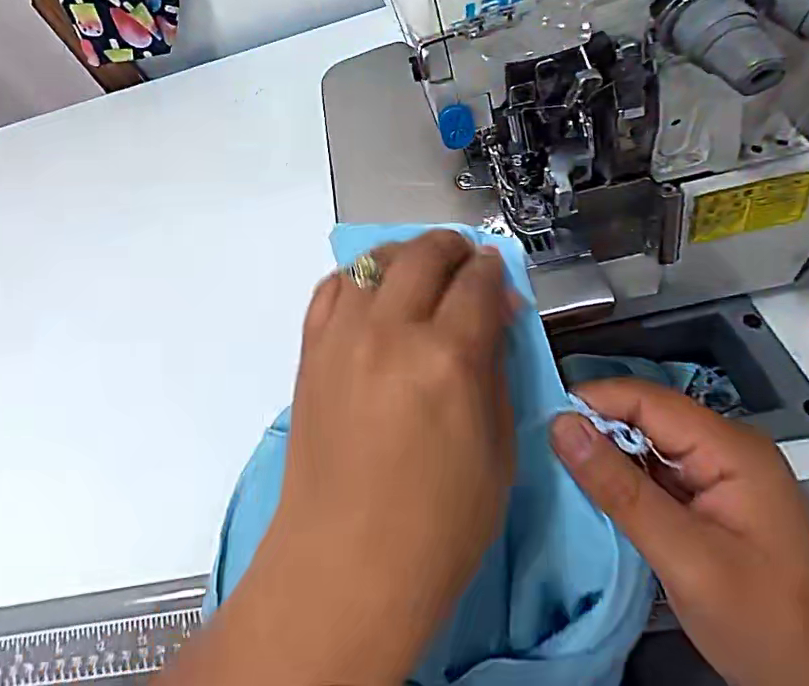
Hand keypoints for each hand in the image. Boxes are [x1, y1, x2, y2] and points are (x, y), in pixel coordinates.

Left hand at [167, 231, 514, 684]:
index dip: (493, 271)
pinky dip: (358, 278)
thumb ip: (496, 370)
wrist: (346, 561)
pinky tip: (373, 294)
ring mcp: (342, 336)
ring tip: (420, 271)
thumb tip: (493, 317)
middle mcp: (390, 332)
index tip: (498, 272)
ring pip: (374, 261)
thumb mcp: (497, 450)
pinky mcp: (311, 350)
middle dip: (452, 247)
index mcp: (447, 358)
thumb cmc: (439, 525)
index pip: (476, 283)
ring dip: (405, 255)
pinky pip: (332, 289)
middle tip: (465, 259)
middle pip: (423, 255)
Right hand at [550, 379, 808, 685]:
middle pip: (645, 417)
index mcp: (731, 448)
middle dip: (596, 430)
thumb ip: (621, 489)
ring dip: (607, 457)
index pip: (645, 399)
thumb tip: (562, 427)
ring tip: (563, 473)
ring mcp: (721, 474)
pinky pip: (657, 472)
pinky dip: (625, 480)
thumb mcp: (687, 559)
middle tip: (547, 453)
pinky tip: (600, 497)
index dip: (592, 403)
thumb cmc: (770, 627)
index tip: (542, 422)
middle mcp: (727, 448)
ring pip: (647, 444)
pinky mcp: (713, 500)